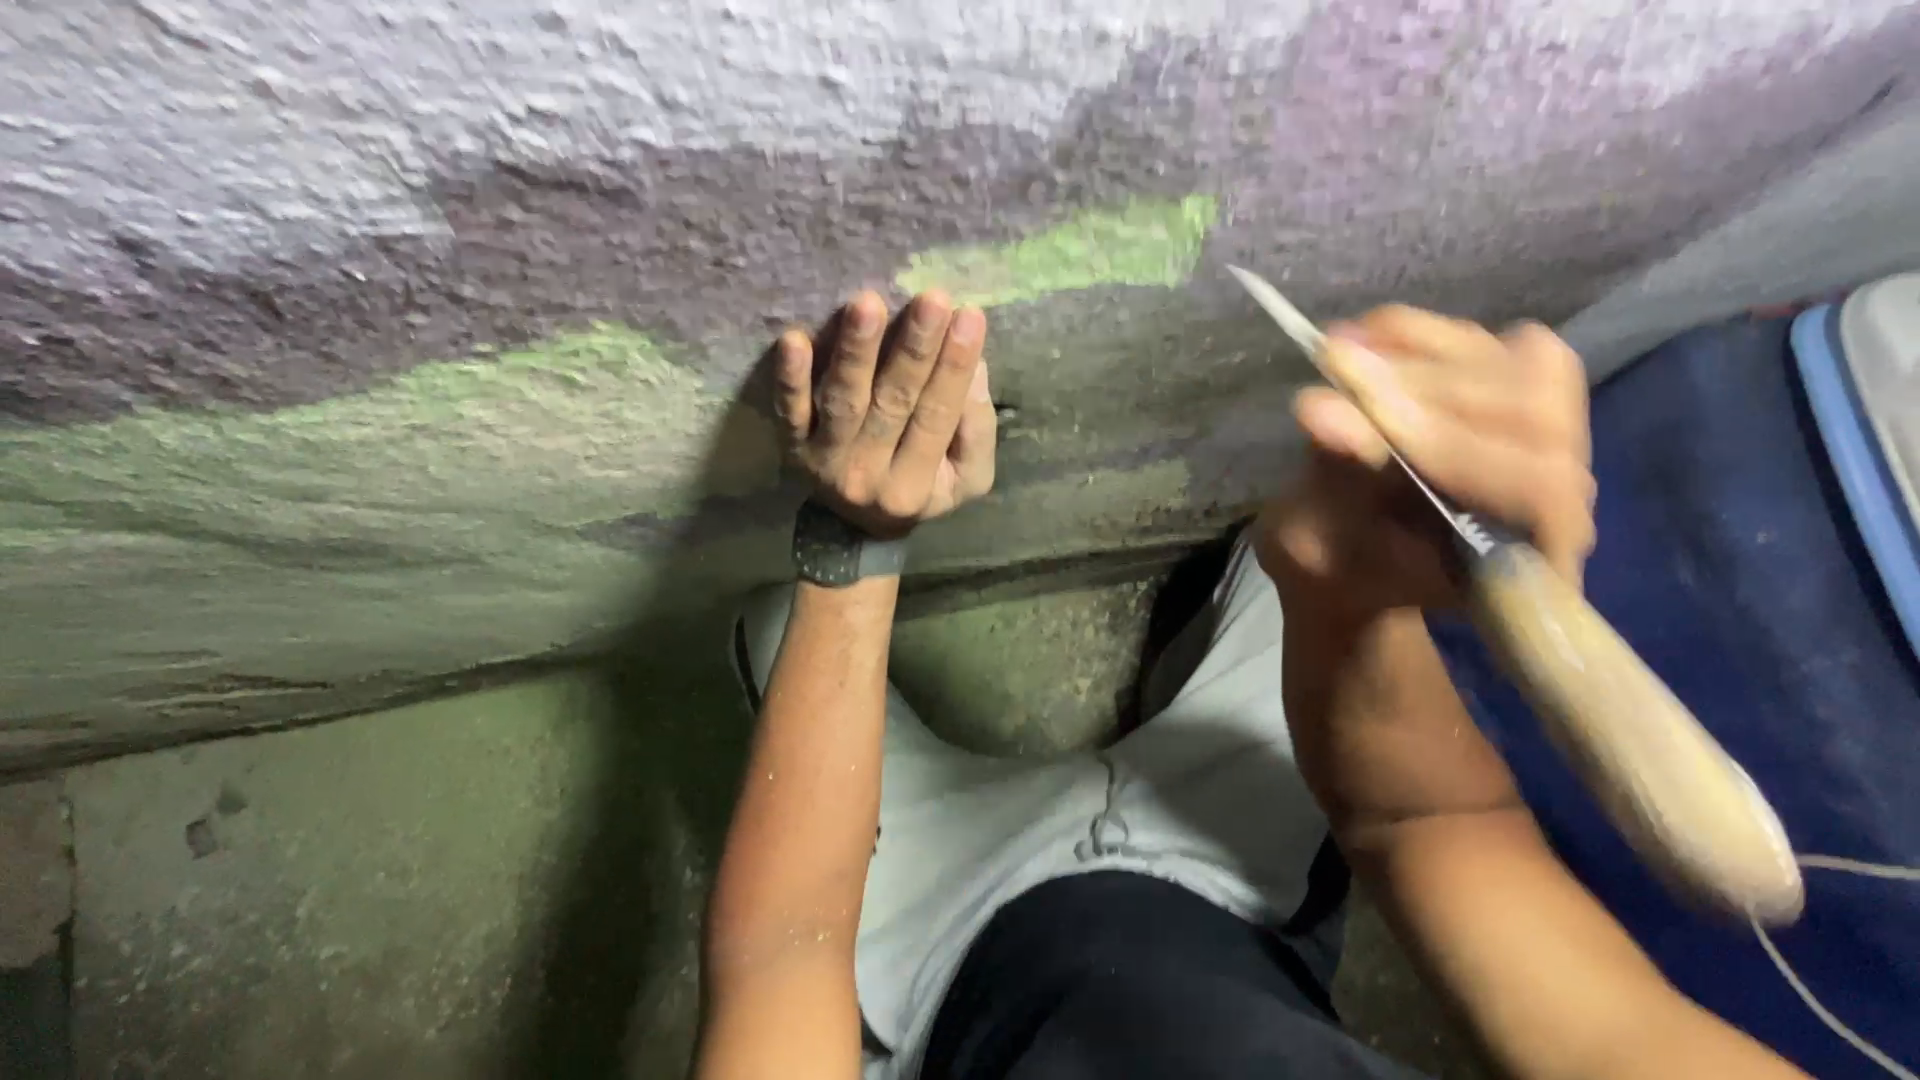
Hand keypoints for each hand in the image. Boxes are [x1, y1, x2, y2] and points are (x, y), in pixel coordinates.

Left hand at [774, 290, 996, 536]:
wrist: (857, 528)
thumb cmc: (922, 488)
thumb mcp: (966, 480)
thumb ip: (977, 432)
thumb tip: (975, 370)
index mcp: (914, 486)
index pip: (937, 416)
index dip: (954, 368)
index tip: (970, 317)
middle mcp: (867, 476)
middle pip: (893, 403)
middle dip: (914, 350)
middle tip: (931, 299)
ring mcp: (825, 460)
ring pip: (843, 401)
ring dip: (856, 352)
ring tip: (868, 304)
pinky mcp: (792, 444)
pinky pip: (788, 410)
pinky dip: (789, 378)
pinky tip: (794, 340)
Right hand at [1255, 304, 1594, 620]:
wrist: (1346, 553)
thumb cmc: (1336, 564)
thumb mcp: (1320, 541)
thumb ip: (1334, 482)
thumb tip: (1320, 411)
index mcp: (1525, 560)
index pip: (1535, 486)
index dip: (1456, 444)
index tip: (1370, 415)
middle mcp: (1557, 496)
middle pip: (1537, 413)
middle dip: (1433, 387)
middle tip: (1341, 367)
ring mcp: (1546, 441)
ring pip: (1521, 367)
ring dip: (1429, 352)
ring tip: (1345, 348)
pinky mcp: (1517, 397)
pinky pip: (1497, 345)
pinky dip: (1432, 334)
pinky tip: (1366, 334)